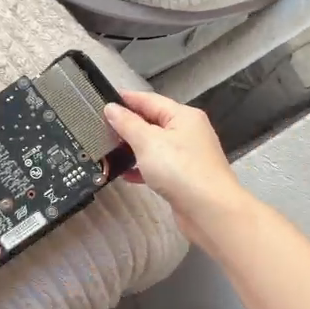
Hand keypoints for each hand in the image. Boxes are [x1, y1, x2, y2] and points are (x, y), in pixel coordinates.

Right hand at [104, 90, 250, 247]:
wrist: (209, 210)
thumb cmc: (180, 169)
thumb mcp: (147, 141)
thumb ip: (127, 123)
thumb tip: (111, 108)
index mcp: (183, 116)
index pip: (149, 100)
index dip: (126, 99)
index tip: (103, 98)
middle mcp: (188, 132)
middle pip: (152, 122)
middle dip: (127, 125)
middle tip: (100, 127)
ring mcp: (188, 155)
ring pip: (154, 145)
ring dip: (133, 148)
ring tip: (109, 150)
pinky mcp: (184, 176)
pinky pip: (158, 166)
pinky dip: (142, 168)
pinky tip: (126, 174)